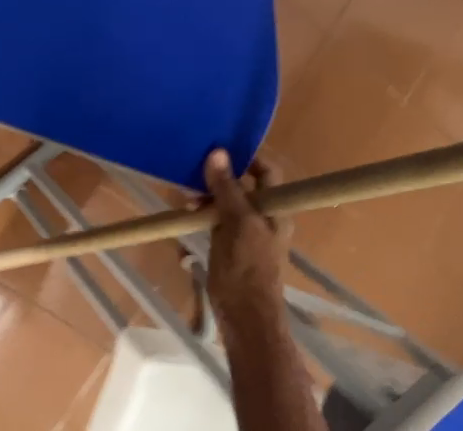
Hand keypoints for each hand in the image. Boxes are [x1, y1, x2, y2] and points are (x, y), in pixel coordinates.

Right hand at [203, 149, 289, 315]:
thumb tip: (217, 152)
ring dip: (208, 192)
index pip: (267, 171)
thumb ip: (227, 188)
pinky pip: (216, 216)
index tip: (220, 147)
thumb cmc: (248, 266)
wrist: (244, 314)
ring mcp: (245, 229)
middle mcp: (263, 215)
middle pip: (244, 183)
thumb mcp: (238, 222)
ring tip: (187, 193)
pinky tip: (187, 209)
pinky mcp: (228, 242)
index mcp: (276, 209)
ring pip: (226, 199)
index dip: (249, 157)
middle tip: (195, 167)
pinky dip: (203, 209)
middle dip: (220, 174)